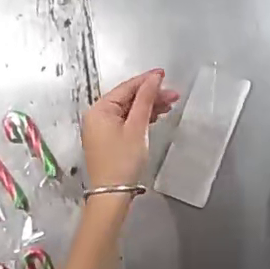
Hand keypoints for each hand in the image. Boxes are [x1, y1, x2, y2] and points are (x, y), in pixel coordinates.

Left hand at [83, 69, 179, 189]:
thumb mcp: (137, 127)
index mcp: (99, 109)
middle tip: (172, 94)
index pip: (126, 88)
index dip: (146, 80)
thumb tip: (153, 80)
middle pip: (127, 98)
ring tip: (168, 105)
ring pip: (128, 110)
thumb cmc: (122, 162)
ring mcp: (101, 129)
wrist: (112, 193)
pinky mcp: (108, 140)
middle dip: (150, 95)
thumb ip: (145, 100)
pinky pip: (125, 122)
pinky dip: (140, 118)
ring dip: (147, 106)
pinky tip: (154, 117)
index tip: (163, 75)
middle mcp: (97, 116)